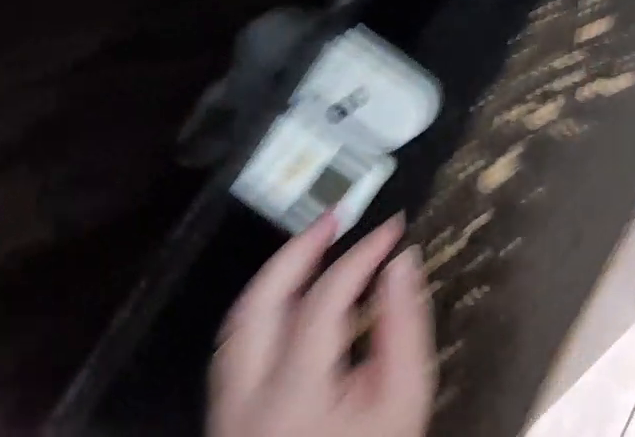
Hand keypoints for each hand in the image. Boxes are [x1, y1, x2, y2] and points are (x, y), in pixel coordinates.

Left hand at [209, 214, 433, 436]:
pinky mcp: (229, 420)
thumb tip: (402, 264)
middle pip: (256, 305)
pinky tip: (295, 298)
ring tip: (315, 247)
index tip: (392, 230)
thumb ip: (405, 328)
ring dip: (274, 277)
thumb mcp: (405, 401)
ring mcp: (229, 413)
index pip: (323, 301)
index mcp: (294, 394)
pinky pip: (237, 347)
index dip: (359, 255)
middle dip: (297, 251)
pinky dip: (266, 309)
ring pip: (236, 326)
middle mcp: (247, 400)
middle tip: (337, 217)